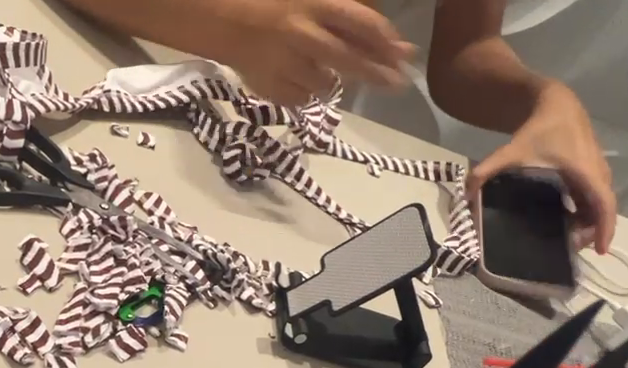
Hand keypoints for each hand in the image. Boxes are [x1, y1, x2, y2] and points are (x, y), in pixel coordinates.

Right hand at [224, 0, 413, 105]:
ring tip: (329, 78)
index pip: (360, 23)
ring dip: (332, 82)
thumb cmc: (271, 3)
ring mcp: (285, 64)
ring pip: (323, 83)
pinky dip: (306, 93)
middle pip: (348, 59)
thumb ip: (339, 15)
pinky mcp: (269, 87)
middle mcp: (303, 35)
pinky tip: (300, 84)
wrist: (222, 22)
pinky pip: (299, 98)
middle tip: (398, 84)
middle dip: (376, 73)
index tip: (405, 53)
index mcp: (316, 5)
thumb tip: (377, 37)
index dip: (385, 39)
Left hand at [468, 81, 616, 253]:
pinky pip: (592, 197)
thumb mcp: (509, 151)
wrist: (555, 104)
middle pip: (602, 208)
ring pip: (598, 204)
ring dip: (588, 224)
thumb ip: (485, 172)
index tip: (600, 249)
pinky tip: (566, 225)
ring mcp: (595, 171)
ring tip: (566, 243)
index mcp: (584, 170)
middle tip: (569, 252)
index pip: (603, 203)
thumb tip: (464, 194)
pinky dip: (584, 213)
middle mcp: (596, 172)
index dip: (604, 227)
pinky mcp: (589, 171)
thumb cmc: (538, 128)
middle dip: (592, 232)